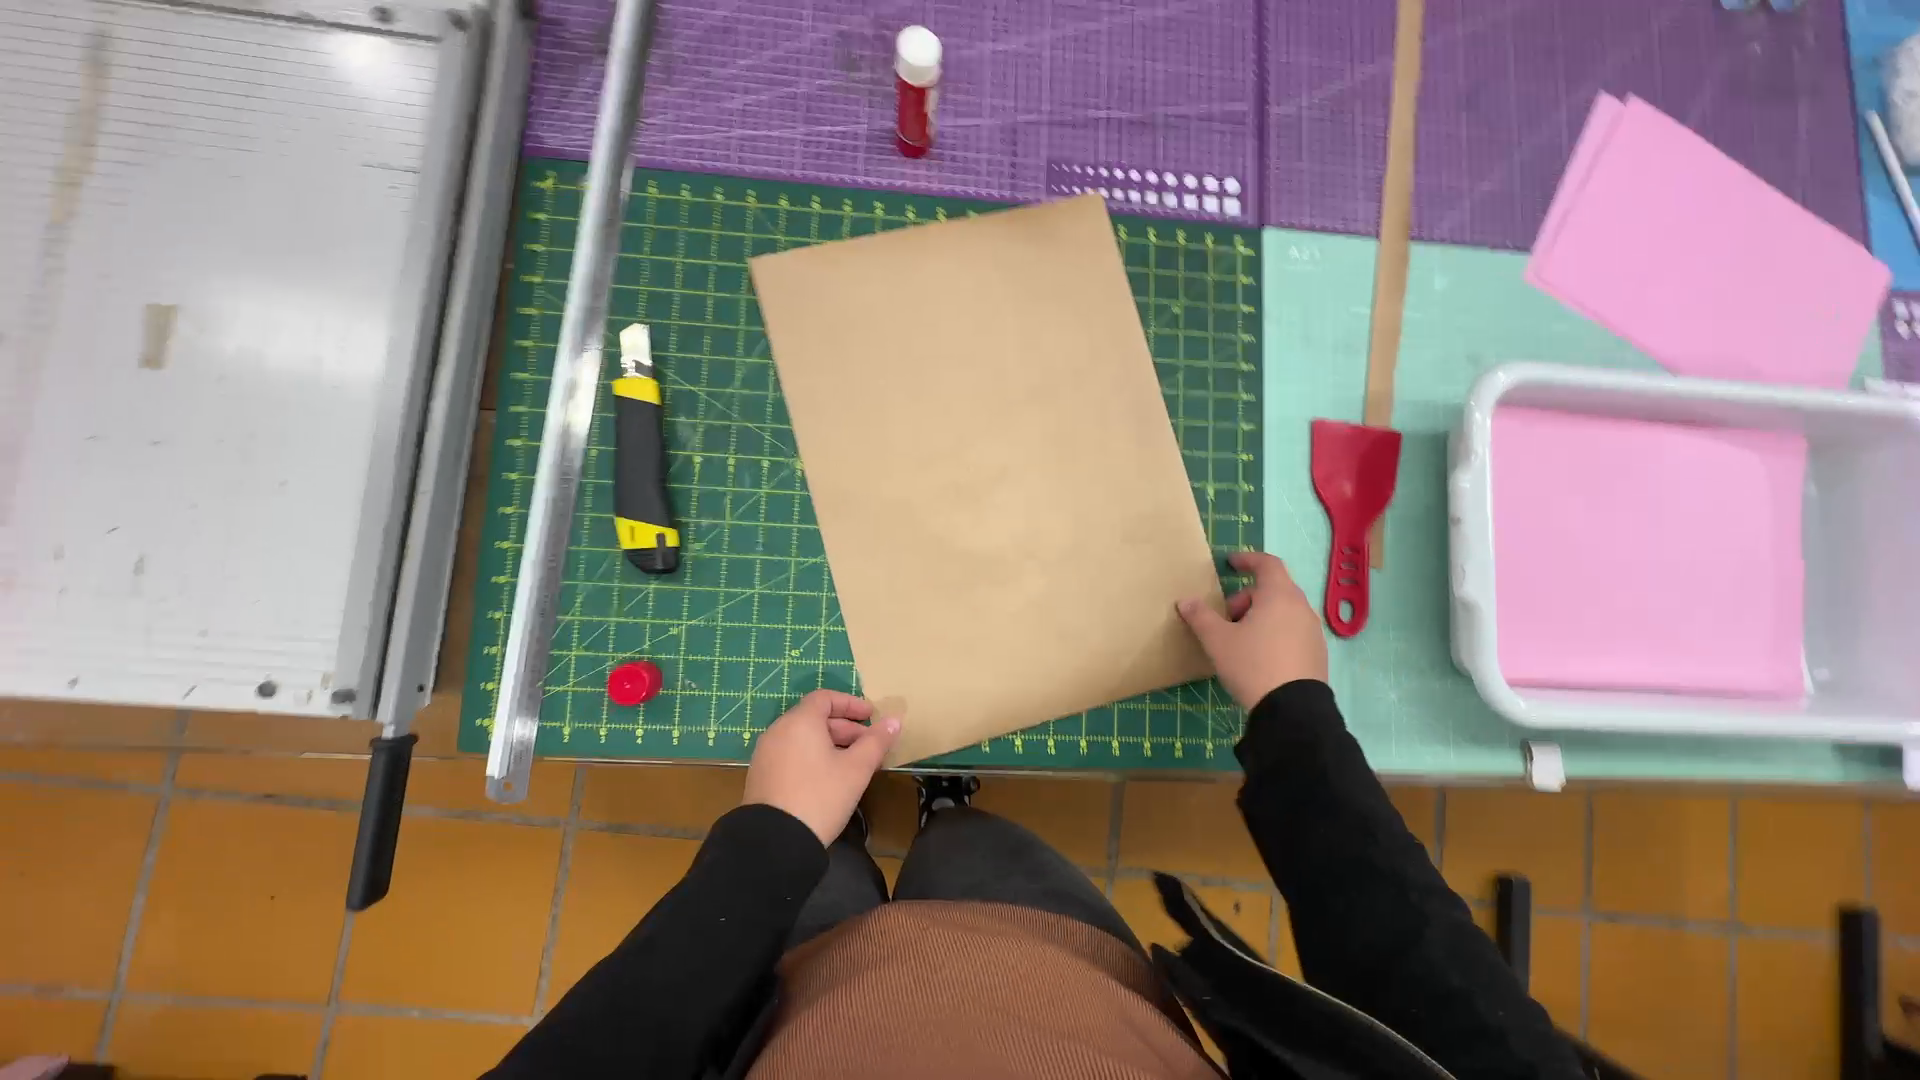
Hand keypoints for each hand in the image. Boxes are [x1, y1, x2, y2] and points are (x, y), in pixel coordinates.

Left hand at [742, 690, 899, 845]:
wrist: (775, 841)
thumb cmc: (820, 796)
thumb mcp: (856, 769)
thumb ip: (876, 742)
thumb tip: (893, 721)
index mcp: (800, 722)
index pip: (826, 698)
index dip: (851, 704)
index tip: (871, 717)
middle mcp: (778, 731)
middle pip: (815, 718)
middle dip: (845, 728)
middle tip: (869, 745)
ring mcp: (766, 754)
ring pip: (803, 738)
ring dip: (830, 744)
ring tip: (853, 764)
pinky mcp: (761, 775)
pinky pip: (792, 754)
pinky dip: (812, 757)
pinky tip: (829, 779)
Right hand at [1177, 551, 1328, 709]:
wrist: (1293, 710)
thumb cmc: (1252, 664)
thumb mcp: (1217, 641)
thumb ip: (1200, 617)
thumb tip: (1186, 601)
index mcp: (1279, 596)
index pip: (1267, 564)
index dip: (1248, 559)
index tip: (1231, 563)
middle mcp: (1301, 607)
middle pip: (1273, 589)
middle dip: (1247, 598)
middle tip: (1226, 618)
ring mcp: (1312, 631)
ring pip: (1283, 611)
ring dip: (1261, 616)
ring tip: (1240, 640)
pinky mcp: (1317, 653)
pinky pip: (1292, 631)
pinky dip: (1275, 632)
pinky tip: (1259, 657)